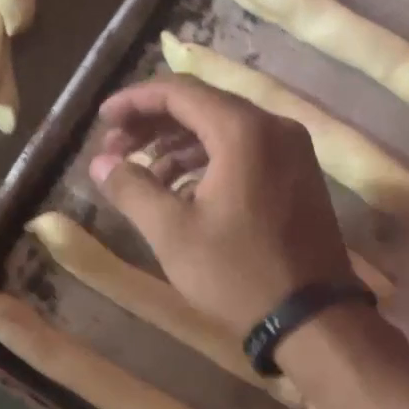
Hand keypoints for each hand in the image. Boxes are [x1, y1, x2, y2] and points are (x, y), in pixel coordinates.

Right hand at [89, 76, 351, 333]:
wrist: (309, 316)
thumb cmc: (235, 271)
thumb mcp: (171, 232)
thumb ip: (131, 188)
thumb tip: (99, 163)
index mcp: (243, 132)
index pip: (180, 92)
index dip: (134, 100)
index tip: (102, 120)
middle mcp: (273, 128)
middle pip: (202, 105)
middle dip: (151, 123)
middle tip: (113, 148)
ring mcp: (290, 151)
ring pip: (221, 129)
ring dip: (175, 144)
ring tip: (138, 172)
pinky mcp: (295, 176)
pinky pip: (241, 150)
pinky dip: (202, 159)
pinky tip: (176, 188)